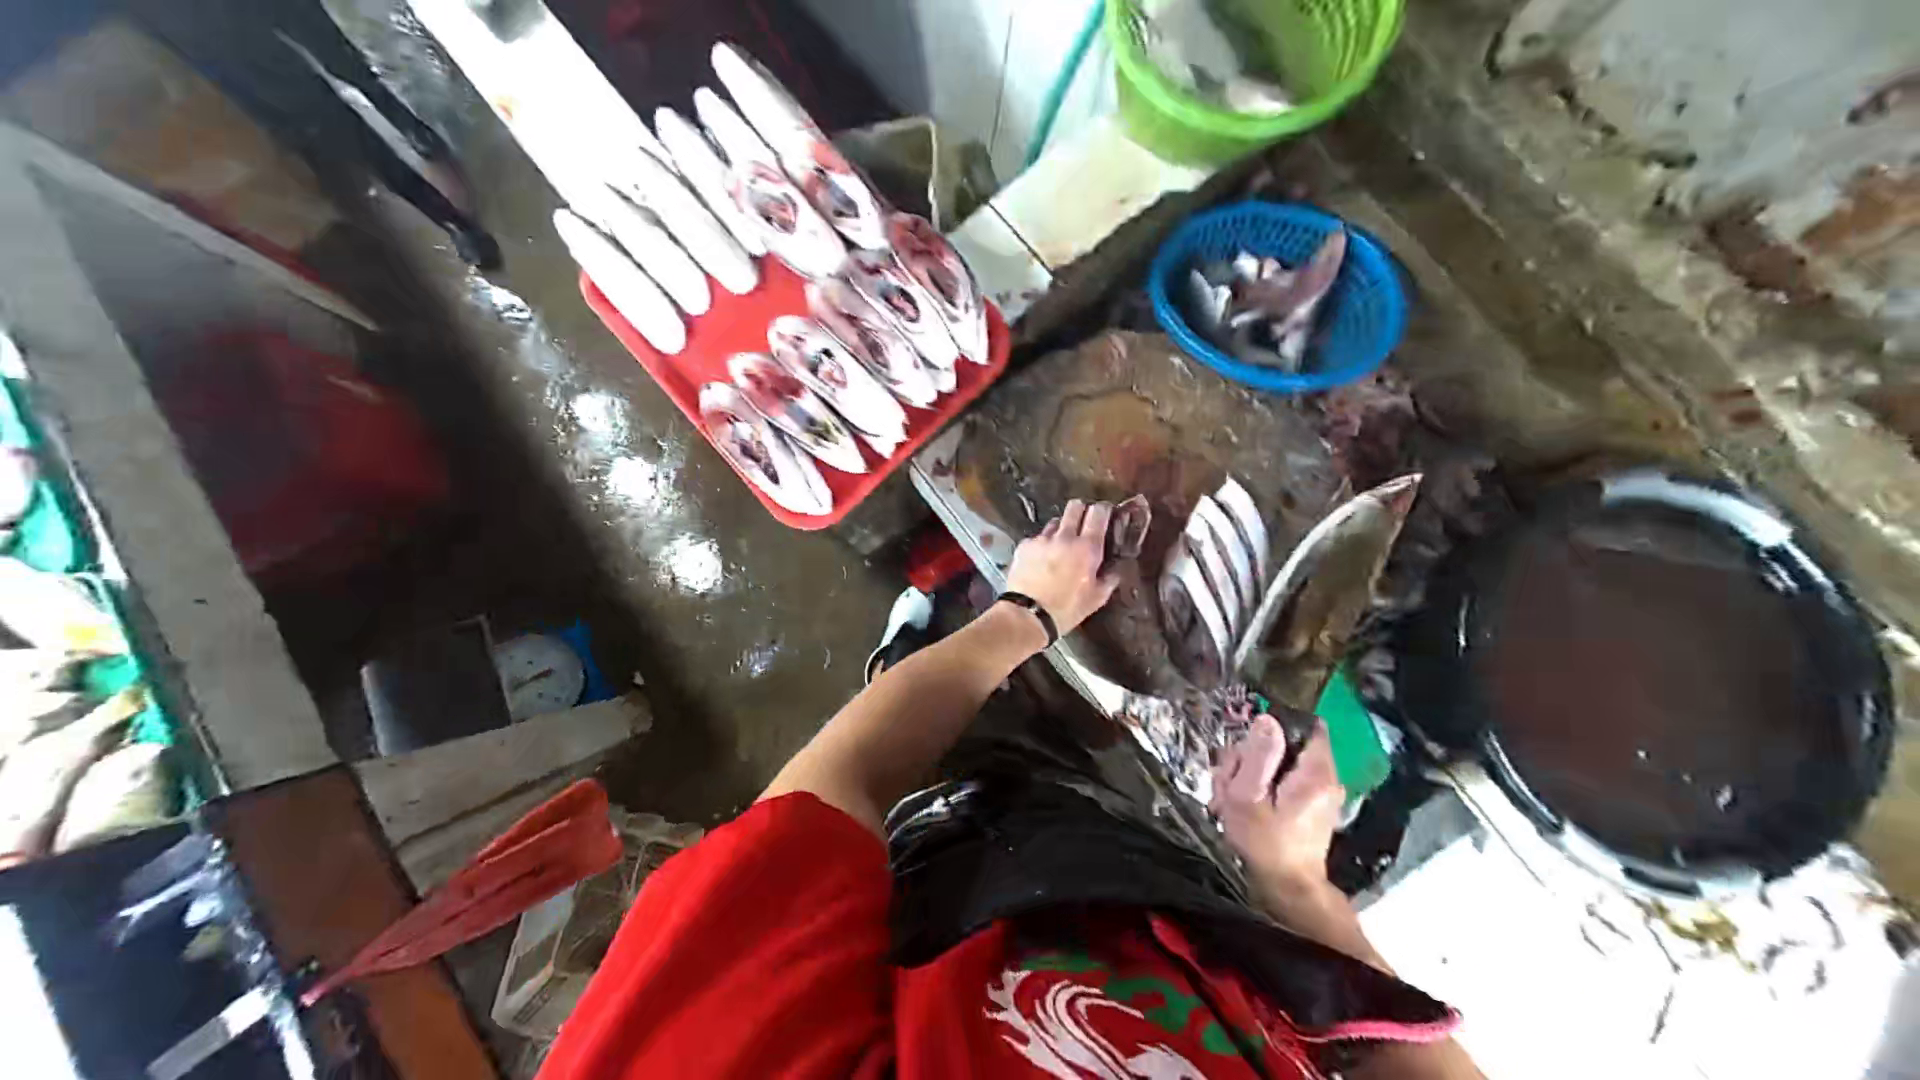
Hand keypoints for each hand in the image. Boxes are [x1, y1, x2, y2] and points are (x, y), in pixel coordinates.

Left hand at [1003, 499, 1120, 635]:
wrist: (1028, 615)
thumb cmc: (1067, 609)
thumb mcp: (1097, 598)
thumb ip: (1109, 578)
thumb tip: (1116, 568)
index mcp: (1087, 547)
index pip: (1098, 512)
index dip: (1103, 509)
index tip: (1105, 514)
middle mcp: (1064, 536)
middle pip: (1075, 506)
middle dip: (1082, 510)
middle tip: (1083, 524)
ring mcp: (1042, 539)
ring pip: (1055, 523)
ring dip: (1061, 530)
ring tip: (1060, 547)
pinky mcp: (1024, 546)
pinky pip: (1037, 538)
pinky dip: (1041, 546)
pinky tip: (1040, 561)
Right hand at [1210, 715, 1344, 892]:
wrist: (1287, 892)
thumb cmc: (1265, 843)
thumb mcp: (1249, 795)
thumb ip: (1258, 754)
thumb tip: (1268, 719)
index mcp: (1316, 772)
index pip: (1306, 725)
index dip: (1274, 725)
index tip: (1249, 743)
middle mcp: (1326, 778)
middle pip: (1286, 744)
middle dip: (1252, 755)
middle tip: (1229, 780)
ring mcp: (1320, 793)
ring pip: (1279, 762)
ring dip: (1250, 773)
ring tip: (1230, 798)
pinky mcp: (1311, 805)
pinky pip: (1283, 781)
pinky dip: (1261, 787)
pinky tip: (1242, 805)